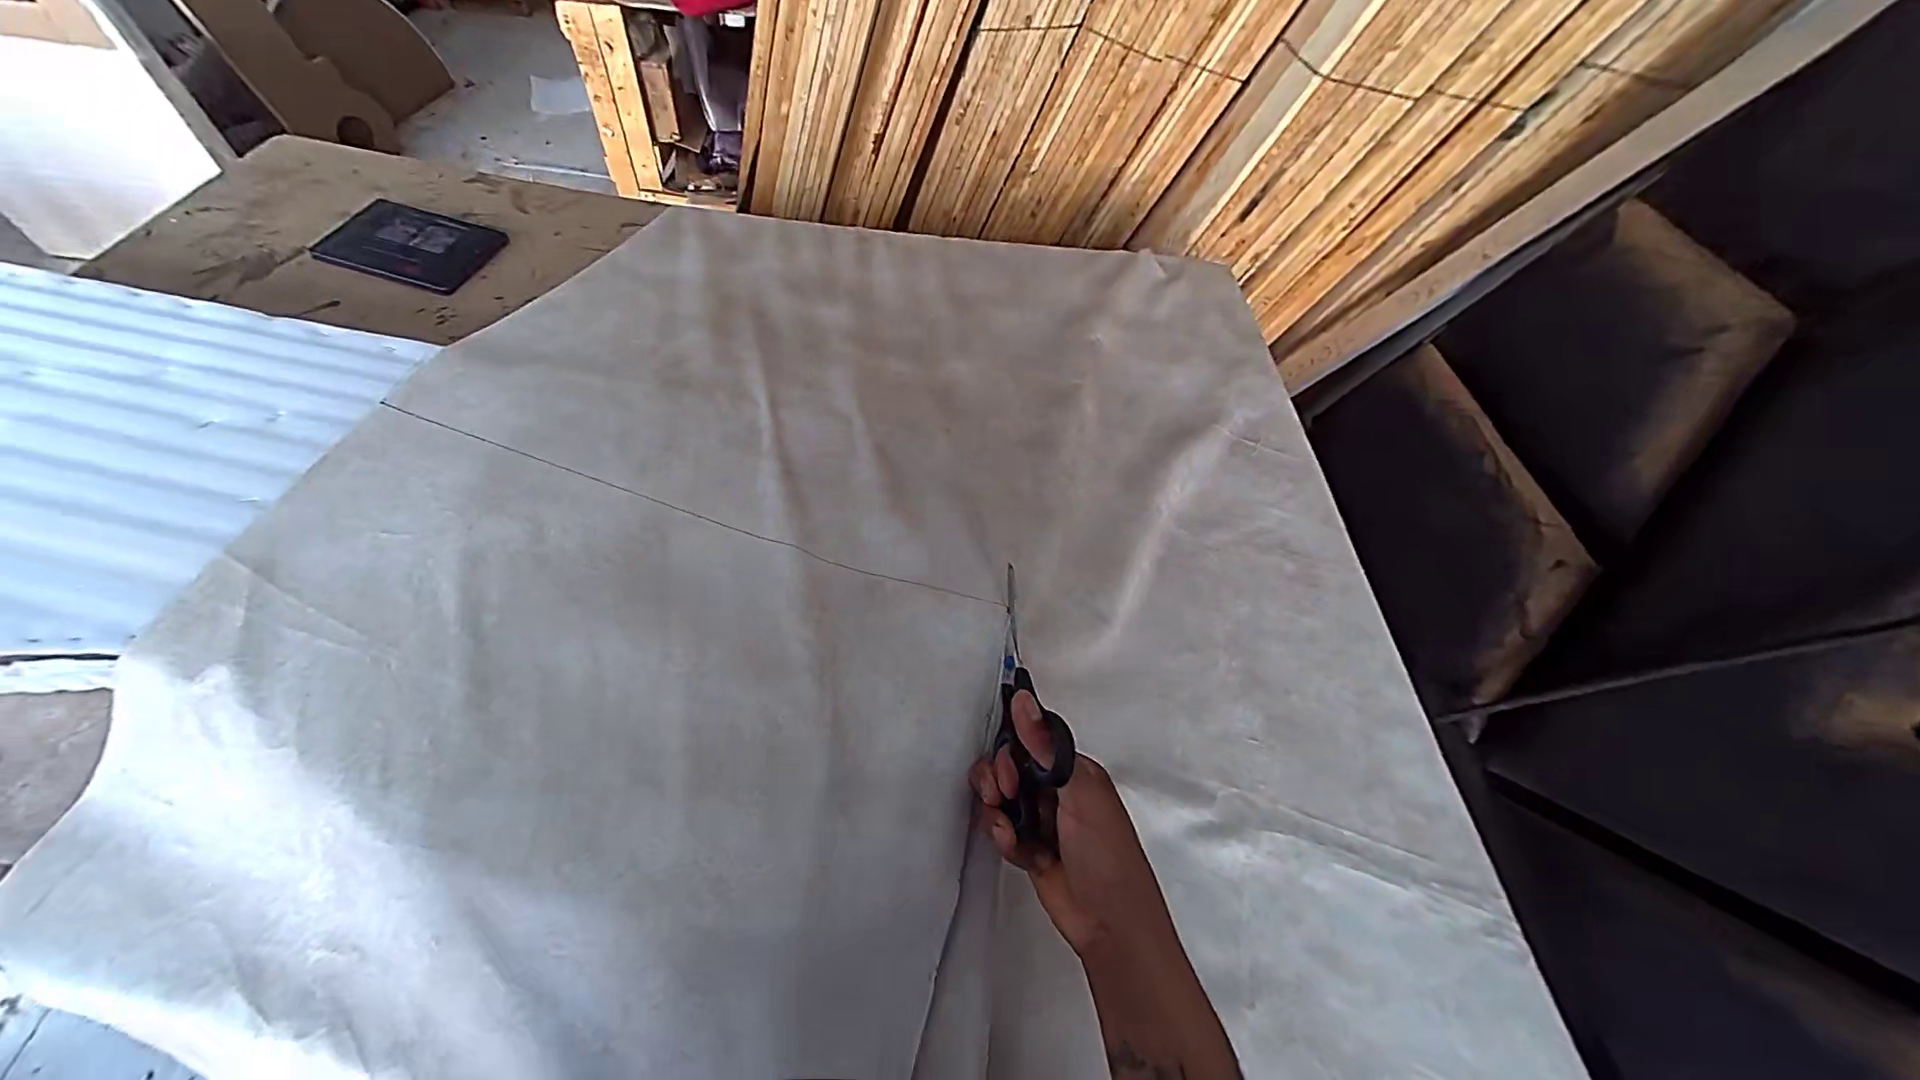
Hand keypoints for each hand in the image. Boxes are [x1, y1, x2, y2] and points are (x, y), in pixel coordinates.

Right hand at [969, 690, 1178, 958]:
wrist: (1110, 923)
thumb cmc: (1107, 855)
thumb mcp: (1078, 794)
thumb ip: (1046, 747)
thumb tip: (1024, 700)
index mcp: (1072, 769)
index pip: (1029, 741)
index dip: (1010, 752)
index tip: (1009, 773)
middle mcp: (1055, 789)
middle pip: (1006, 767)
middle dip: (998, 783)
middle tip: (1005, 800)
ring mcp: (1041, 818)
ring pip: (999, 799)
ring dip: (998, 815)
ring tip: (1012, 834)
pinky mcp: (1030, 845)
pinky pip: (1001, 830)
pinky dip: (1004, 840)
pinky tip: (1021, 852)